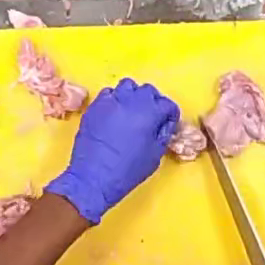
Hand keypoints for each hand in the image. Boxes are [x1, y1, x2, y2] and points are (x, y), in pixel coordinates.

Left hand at [46, 78, 179, 223]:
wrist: (94, 177)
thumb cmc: (128, 170)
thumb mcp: (155, 155)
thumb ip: (163, 134)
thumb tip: (164, 125)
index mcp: (150, 112)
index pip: (167, 104)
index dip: (170, 115)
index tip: (167, 124)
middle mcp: (131, 100)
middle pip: (148, 91)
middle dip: (153, 102)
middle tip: (151, 117)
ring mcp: (110, 101)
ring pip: (127, 86)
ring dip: (132, 96)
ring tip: (131, 111)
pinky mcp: (94, 106)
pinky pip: (108, 94)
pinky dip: (114, 100)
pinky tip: (114, 114)